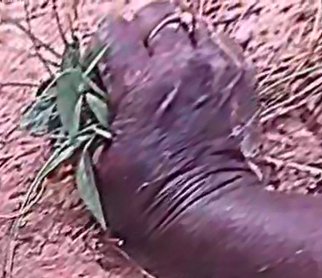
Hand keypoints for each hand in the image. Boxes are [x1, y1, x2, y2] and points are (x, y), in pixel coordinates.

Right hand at [94, 5, 260, 269]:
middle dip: (140, 31)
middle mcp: (180, 64)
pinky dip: (199, 56)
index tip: (95, 61)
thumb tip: (80, 111)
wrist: (206, 214)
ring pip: (191, 26)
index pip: (115, 36)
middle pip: (158, 16)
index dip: (101, 45)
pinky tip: (188, 82)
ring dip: (172, 42)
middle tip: (129, 57)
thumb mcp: (101, 172)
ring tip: (161, 69)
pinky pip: (218, 46)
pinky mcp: (241, 78)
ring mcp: (216, 67)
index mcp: (139, 86)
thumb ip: (90, 131)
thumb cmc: (146, 202)